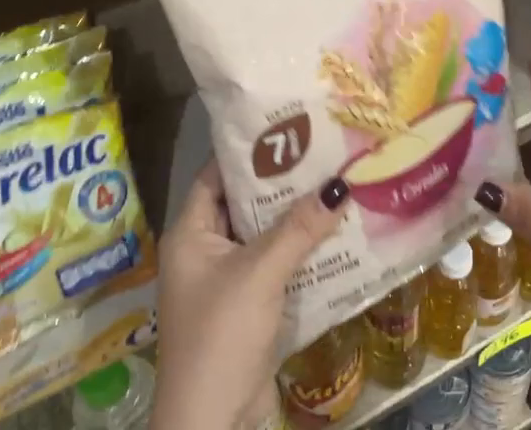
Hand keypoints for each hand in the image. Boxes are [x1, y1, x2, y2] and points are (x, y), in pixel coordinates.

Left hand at [150, 164, 348, 429]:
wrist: (212, 420)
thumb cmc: (221, 334)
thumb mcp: (259, 274)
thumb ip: (298, 229)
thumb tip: (339, 184)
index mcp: (190, 233)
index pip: (217, 175)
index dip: (250, 151)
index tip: (290, 128)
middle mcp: (205, 251)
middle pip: (245, 204)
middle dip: (284, 185)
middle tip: (327, 153)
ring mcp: (227, 281)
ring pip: (265, 237)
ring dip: (298, 221)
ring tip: (340, 186)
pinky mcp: (249, 308)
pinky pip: (277, 268)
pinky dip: (302, 254)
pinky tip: (338, 238)